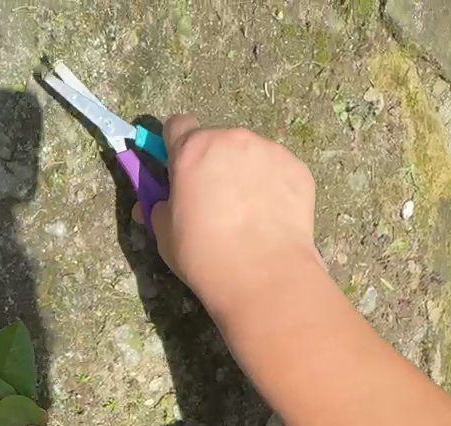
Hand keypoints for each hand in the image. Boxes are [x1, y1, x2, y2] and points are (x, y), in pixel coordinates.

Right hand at [136, 114, 323, 319]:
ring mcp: (268, 150)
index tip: (178, 171)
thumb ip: (158, 210)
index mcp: (192, 150)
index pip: (177, 125)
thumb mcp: (165, 237)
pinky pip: (277, 171)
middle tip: (213, 206)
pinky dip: (272, 188)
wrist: (262, 274)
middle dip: (212, 166)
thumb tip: (154, 205)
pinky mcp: (296, 167)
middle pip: (216, 142)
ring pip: (249, 155)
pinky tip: (269, 221)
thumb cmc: (203, 255)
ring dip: (243, 175)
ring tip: (246, 217)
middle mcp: (231, 139)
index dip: (175, 148)